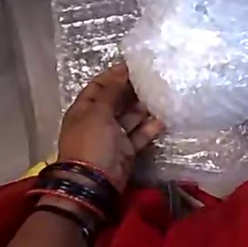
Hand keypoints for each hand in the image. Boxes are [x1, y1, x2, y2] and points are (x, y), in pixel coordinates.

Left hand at [56, 62, 164, 191]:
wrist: (95, 181)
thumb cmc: (92, 142)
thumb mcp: (98, 112)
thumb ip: (111, 91)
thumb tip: (122, 72)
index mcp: (84, 109)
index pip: (98, 86)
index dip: (113, 75)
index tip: (132, 65)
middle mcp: (98, 120)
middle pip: (116, 100)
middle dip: (131, 90)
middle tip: (152, 78)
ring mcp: (112, 136)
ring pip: (130, 117)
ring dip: (143, 108)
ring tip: (160, 94)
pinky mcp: (126, 150)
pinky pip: (139, 135)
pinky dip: (150, 128)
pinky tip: (163, 118)